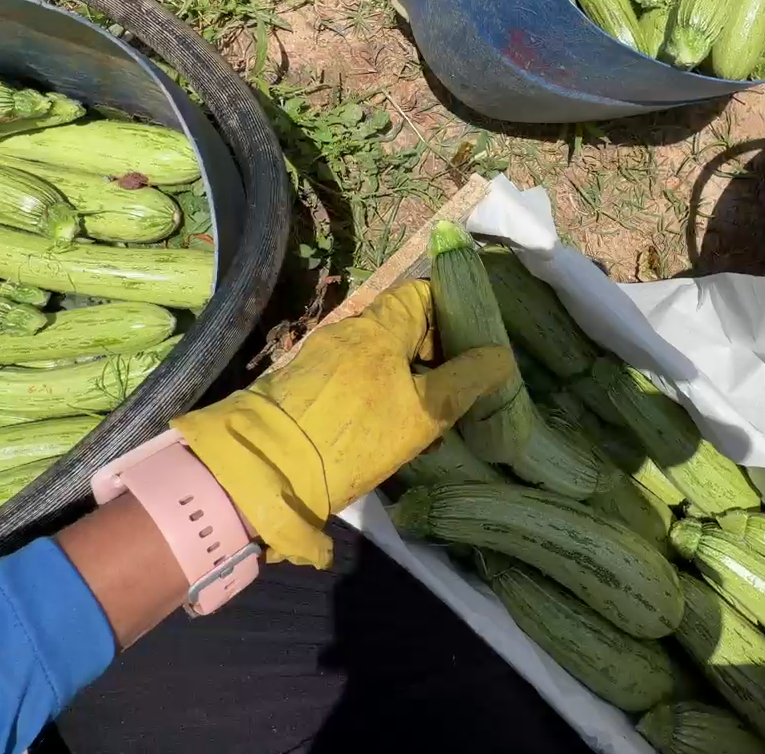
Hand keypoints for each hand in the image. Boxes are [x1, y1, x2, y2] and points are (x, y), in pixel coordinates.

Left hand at [173, 280, 514, 567]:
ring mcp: (324, 358)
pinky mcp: (307, 387)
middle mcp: (350, 331)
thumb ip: (466, 381)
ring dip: (411, 376)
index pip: (423, 292)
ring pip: (383, 354)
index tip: (475, 338)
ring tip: (432, 414)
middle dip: (437, 350)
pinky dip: (383, 391)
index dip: (453, 308)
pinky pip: (359, 376)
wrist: (262, 473)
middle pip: (406, 325)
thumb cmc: (355, 434)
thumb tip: (502, 356)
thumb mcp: (424, 412)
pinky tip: (392, 428)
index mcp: (379, 327)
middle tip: (461, 383)